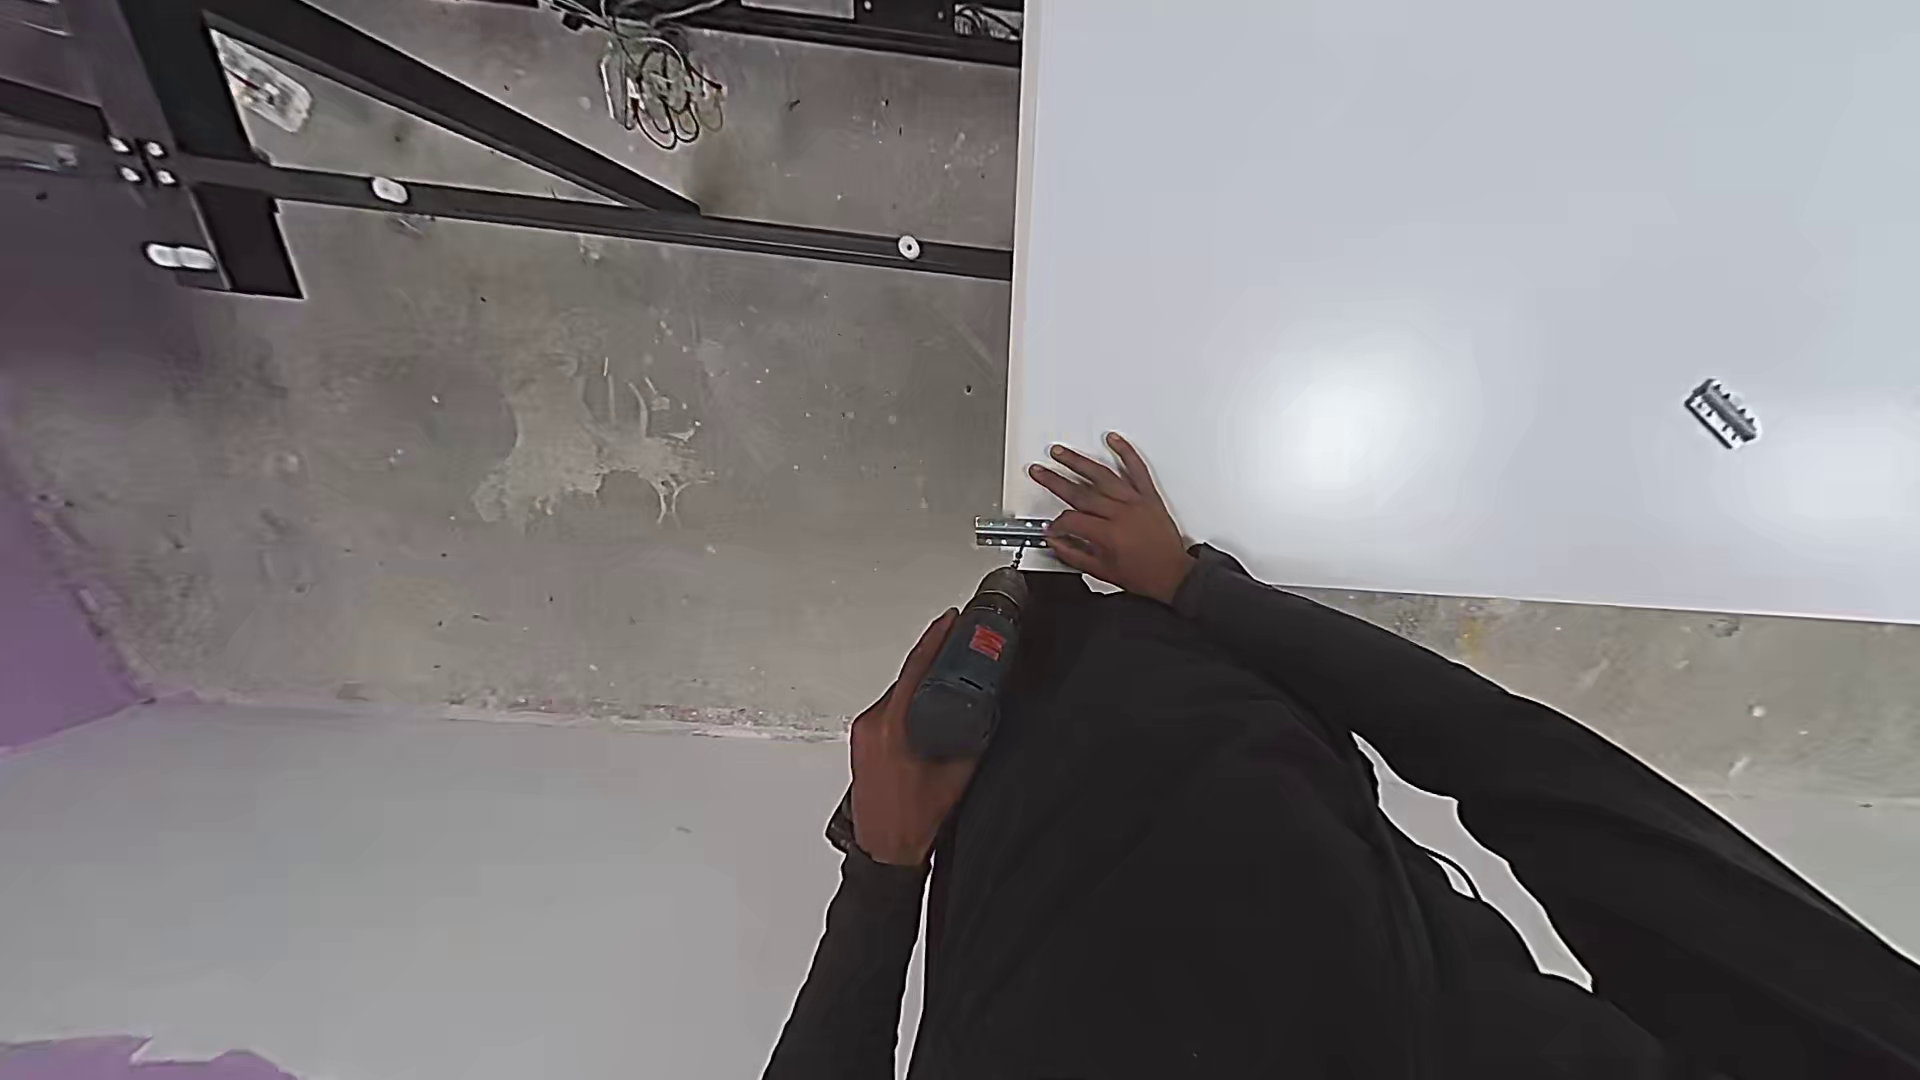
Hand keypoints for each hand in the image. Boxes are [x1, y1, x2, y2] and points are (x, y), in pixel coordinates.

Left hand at [849, 609, 976, 865]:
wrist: (884, 853)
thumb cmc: (914, 821)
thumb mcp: (956, 775)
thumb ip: (972, 738)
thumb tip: (987, 709)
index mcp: (891, 727)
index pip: (915, 669)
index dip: (934, 639)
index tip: (949, 620)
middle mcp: (872, 723)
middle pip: (906, 676)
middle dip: (931, 656)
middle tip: (956, 640)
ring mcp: (863, 731)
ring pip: (897, 691)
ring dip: (921, 678)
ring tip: (948, 668)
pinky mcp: (862, 739)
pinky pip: (888, 707)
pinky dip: (909, 697)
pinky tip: (927, 700)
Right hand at [1028, 432, 1194, 604]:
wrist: (1173, 575)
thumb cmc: (1143, 575)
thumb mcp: (1101, 571)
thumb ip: (1073, 554)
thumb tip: (1055, 541)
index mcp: (1108, 535)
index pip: (1072, 520)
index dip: (1057, 523)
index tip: (1052, 527)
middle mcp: (1121, 514)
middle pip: (1081, 492)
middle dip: (1055, 480)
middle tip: (1039, 471)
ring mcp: (1136, 502)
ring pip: (1103, 476)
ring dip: (1079, 462)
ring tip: (1062, 452)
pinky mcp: (1149, 496)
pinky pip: (1137, 469)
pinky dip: (1126, 452)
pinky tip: (1113, 440)